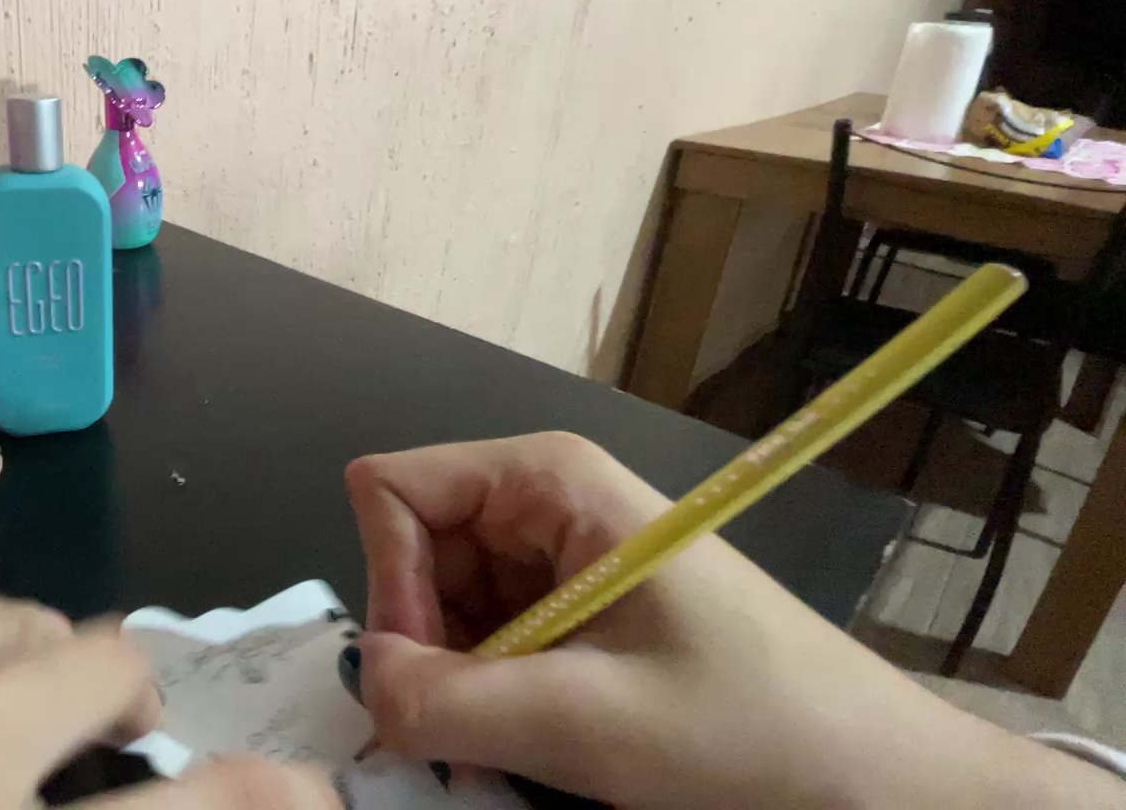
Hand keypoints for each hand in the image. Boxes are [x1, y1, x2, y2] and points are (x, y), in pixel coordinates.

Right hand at [344, 434, 1125, 809]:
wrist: (892, 790)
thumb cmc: (760, 732)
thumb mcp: (598, 724)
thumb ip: (456, 701)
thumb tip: (364, 682)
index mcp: (540, 477)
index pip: (391, 489)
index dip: (389, 575)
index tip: (428, 668)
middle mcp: (530, 496)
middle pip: (407, 546)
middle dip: (422, 638)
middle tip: (468, 728)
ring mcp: (542, 545)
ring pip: (431, 595)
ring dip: (450, 672)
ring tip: (508, 740)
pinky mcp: (556, 596)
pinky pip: (472, 628)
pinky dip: (477, 686)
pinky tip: (525, 731)